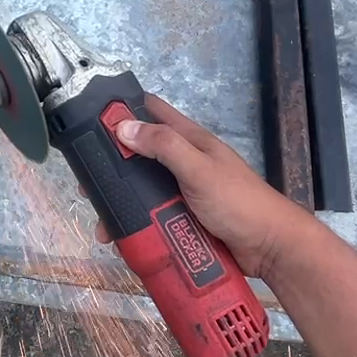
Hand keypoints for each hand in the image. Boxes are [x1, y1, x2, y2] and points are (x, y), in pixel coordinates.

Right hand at [106, 95, 318, 278]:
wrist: (271, 249)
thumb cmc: (239, 202)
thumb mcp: (199, 170)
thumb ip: (165, 147)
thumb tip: (124, 127)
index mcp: (189, 140)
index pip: (152, 110)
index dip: (124, 107)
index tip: (92, 117)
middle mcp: (182, 162)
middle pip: (138, 155)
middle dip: (112, 165)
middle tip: (86, 182)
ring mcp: (181, 191)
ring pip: (141, 190)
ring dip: (119, 202)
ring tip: (101, 223)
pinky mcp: (181, 217)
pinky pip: (150, 216)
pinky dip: (133, 224)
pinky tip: (120, 237)